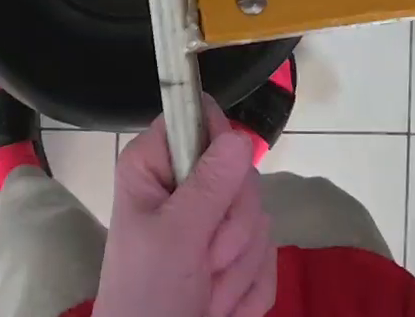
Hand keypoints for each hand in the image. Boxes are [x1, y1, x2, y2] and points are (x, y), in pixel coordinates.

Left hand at [93, 95, 275, 316]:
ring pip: (258, 215)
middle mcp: (184, 183)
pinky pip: (267, 255)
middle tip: (204, 258)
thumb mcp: (174, 238)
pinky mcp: (236, 255)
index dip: (217, 141)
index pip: (197, 116)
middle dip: (231, 226)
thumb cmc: (147, 295)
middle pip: (237, 168)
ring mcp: (213, 220)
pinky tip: (219, 304)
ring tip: (205, 289)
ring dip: (237, 265)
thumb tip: (240, 135)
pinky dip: (247, 289)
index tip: (221, 182)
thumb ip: (209, 186)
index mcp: (155, 165)